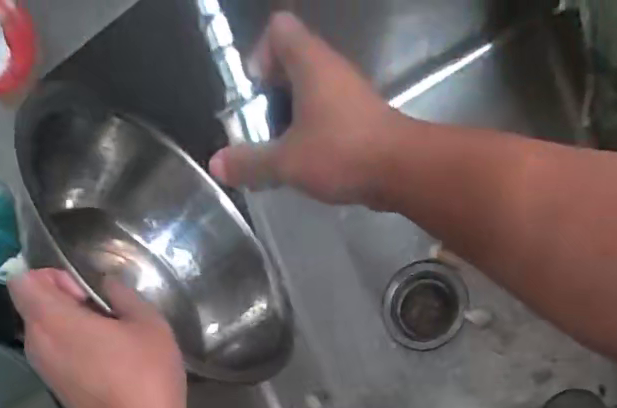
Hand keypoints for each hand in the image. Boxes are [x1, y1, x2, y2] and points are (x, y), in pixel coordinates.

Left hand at [7, 268, 188, 407]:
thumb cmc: (146, 375)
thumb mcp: (148, 323)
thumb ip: (123, 295)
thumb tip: (108, 288)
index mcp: (51, 320)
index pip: (23, 281)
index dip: (51, 278)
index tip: (84, 294)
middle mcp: (37, 344)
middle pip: (34, 307)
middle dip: (64, 303)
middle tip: (104, 318)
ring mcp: (44, 371)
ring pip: (45, 334)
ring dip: (71, 329)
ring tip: (109, 342)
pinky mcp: (56, 390)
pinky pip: (56, 357)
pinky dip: (74, 352)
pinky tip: (108, 365)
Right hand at [207, 13, 410, 205]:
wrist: (400, 169)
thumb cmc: (341, 153)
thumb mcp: (287, 162)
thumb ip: (251, 162)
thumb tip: (216, 165)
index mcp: (310, 62)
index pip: (279, 28)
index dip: (260, 55)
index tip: (255, 95)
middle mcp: (331, 69)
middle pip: (292, 63)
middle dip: (272, 96)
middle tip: (263, 132)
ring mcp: (350, 94)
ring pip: (312, 93)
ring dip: (293, 119)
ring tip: (284, 154)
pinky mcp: (363, 120)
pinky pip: (329, 116)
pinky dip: (314, 134)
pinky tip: (310, 165)